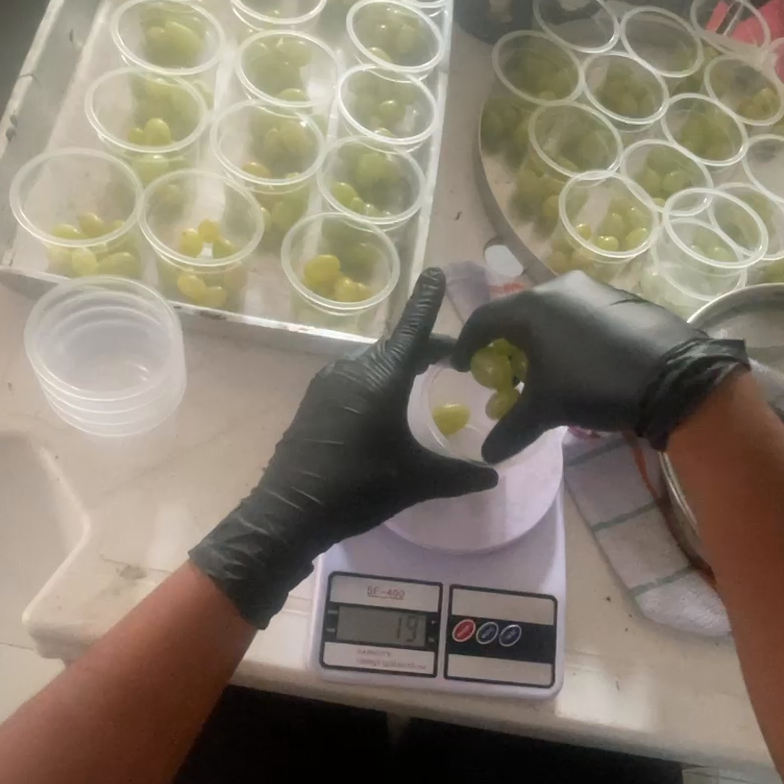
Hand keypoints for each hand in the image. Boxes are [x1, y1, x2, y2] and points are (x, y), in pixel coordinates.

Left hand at [191, 268, 497, 625]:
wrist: (290, 511)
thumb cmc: (358, 489)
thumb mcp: (415, 482)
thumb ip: (457, 475)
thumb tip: (493, 476)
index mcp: (381, 379)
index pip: (413, 329)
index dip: (427, 302)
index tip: (436, 273)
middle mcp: (353, 370)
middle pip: (396, 347)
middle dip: (426, 348)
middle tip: (452, 358)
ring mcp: (328, 384)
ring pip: (374, 364)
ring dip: (399, 366)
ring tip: (421, 380)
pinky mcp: (314, 401)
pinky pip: (353, 380)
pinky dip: (376, 381)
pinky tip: (383, 406)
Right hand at [452, 272, 748, 461]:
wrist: (671, 374)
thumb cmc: (594, 384)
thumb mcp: (546, 410)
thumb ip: (511, 429)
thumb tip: (488, 455)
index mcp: (531, 307)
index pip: (483, 320)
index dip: (466, 345)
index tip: (461, 367)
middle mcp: (559, 287)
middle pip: (517, 316)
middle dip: (505, 348)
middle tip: (504, 376)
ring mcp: (594, 290)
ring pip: (551, 316)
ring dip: (539, 344)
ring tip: (544, 374)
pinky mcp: (621, 300)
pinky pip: (580, 317)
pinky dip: (567, 339)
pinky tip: (580, 366)